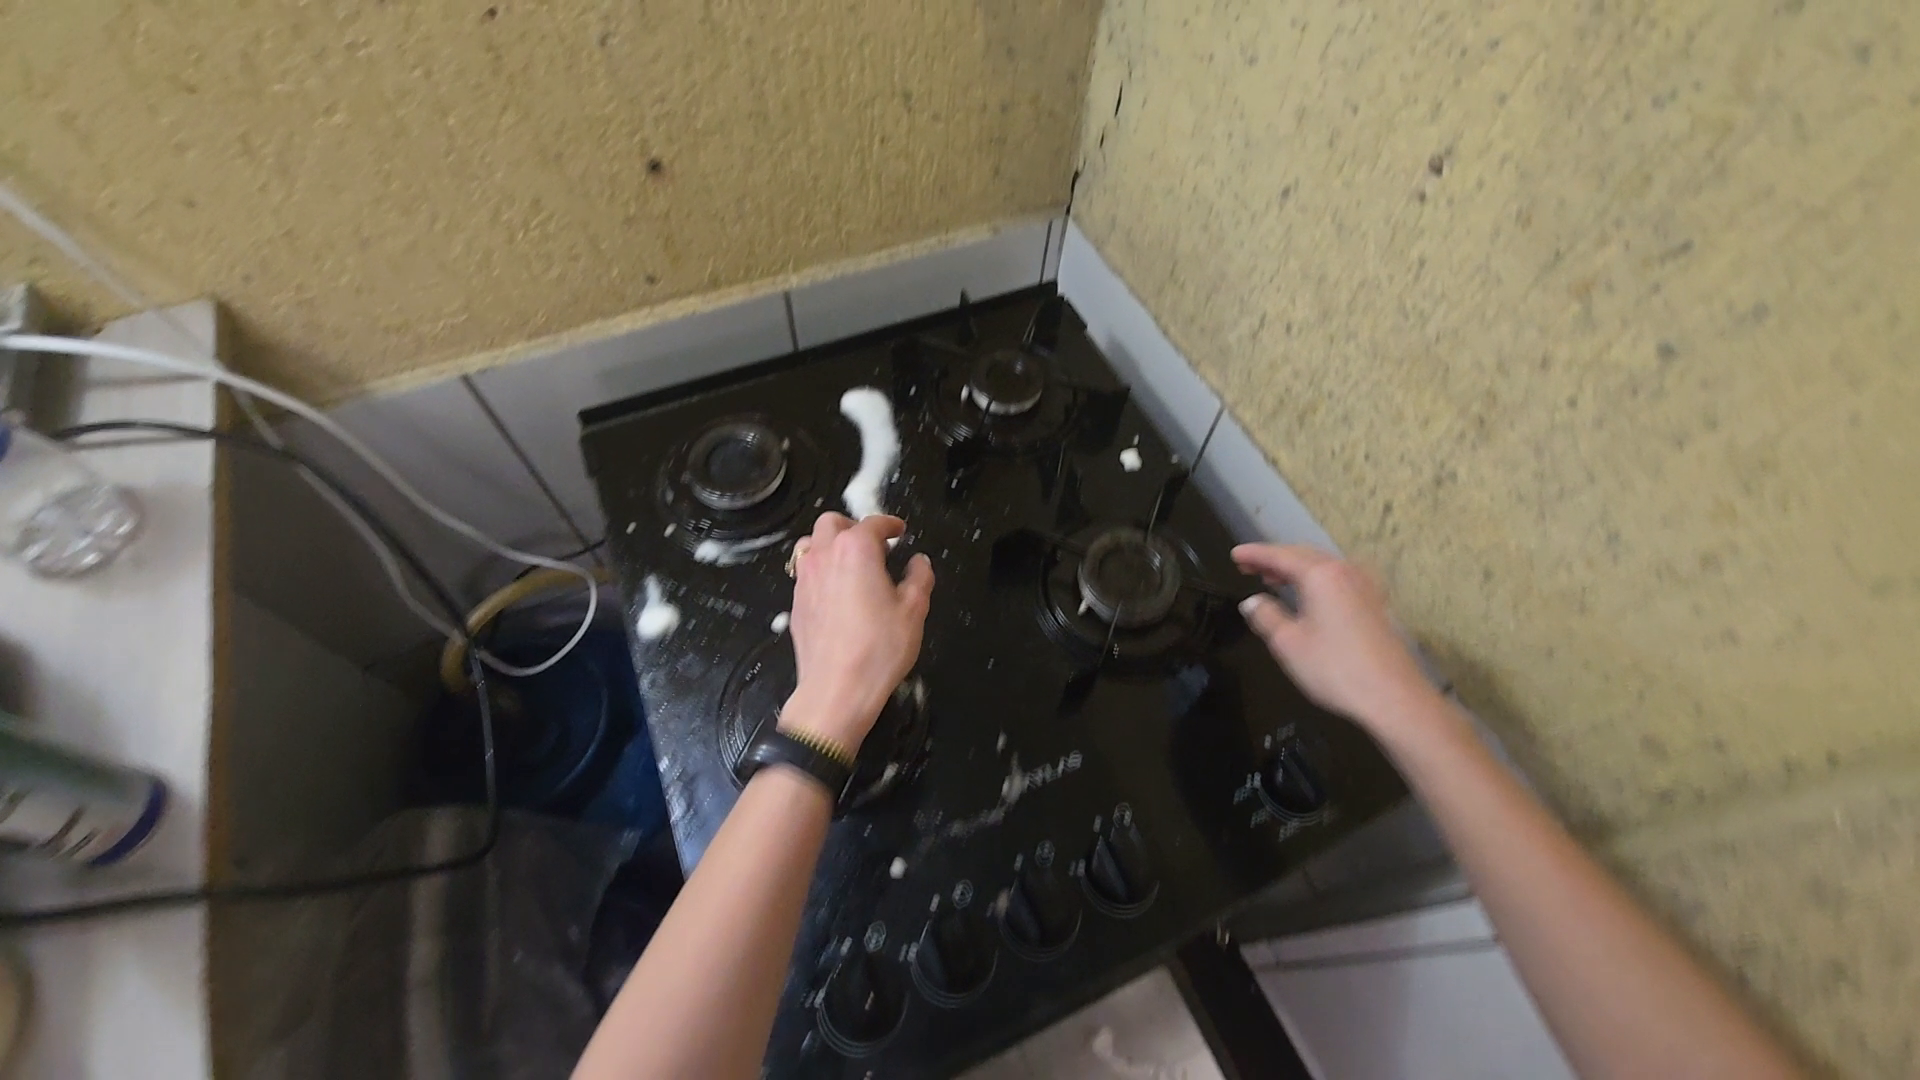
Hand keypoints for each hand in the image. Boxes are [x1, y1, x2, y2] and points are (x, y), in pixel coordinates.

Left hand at [782, 513, 934, 752]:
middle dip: (854, 526)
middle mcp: (825, 556)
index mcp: (856, 550)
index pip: (873, 522)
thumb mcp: (914, 611)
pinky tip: (838, 590)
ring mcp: (805, 579)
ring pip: (811, 543)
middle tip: (875, 544)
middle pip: (832, 522)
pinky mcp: (796, 602)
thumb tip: (919, 563)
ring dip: (831, 544)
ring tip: (851, 562)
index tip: (899, 530)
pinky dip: (821, 569)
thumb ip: (920, 578)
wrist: (836, 689)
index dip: (890, 524)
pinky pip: (805, 571)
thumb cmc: (877, 650)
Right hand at [1233, 544, 1441, 739]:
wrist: (1393, 697)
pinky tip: (1308, 595)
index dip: (1255, 554)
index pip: (1280, 556)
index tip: (1235, 554)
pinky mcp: (1374, 604)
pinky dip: (1316, 580)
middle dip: (1275, 559)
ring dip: (1296, 569)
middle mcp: (1345, 572)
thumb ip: (1266, 616)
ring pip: (1323, 566)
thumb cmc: (1335, 669)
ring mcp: (1365, 587)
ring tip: (1272, 579)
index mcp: (1321, 576)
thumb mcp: (1288, 643)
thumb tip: (1251, 603)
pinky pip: (1338, 579)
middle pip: (1304, 555)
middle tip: (1248, 566)